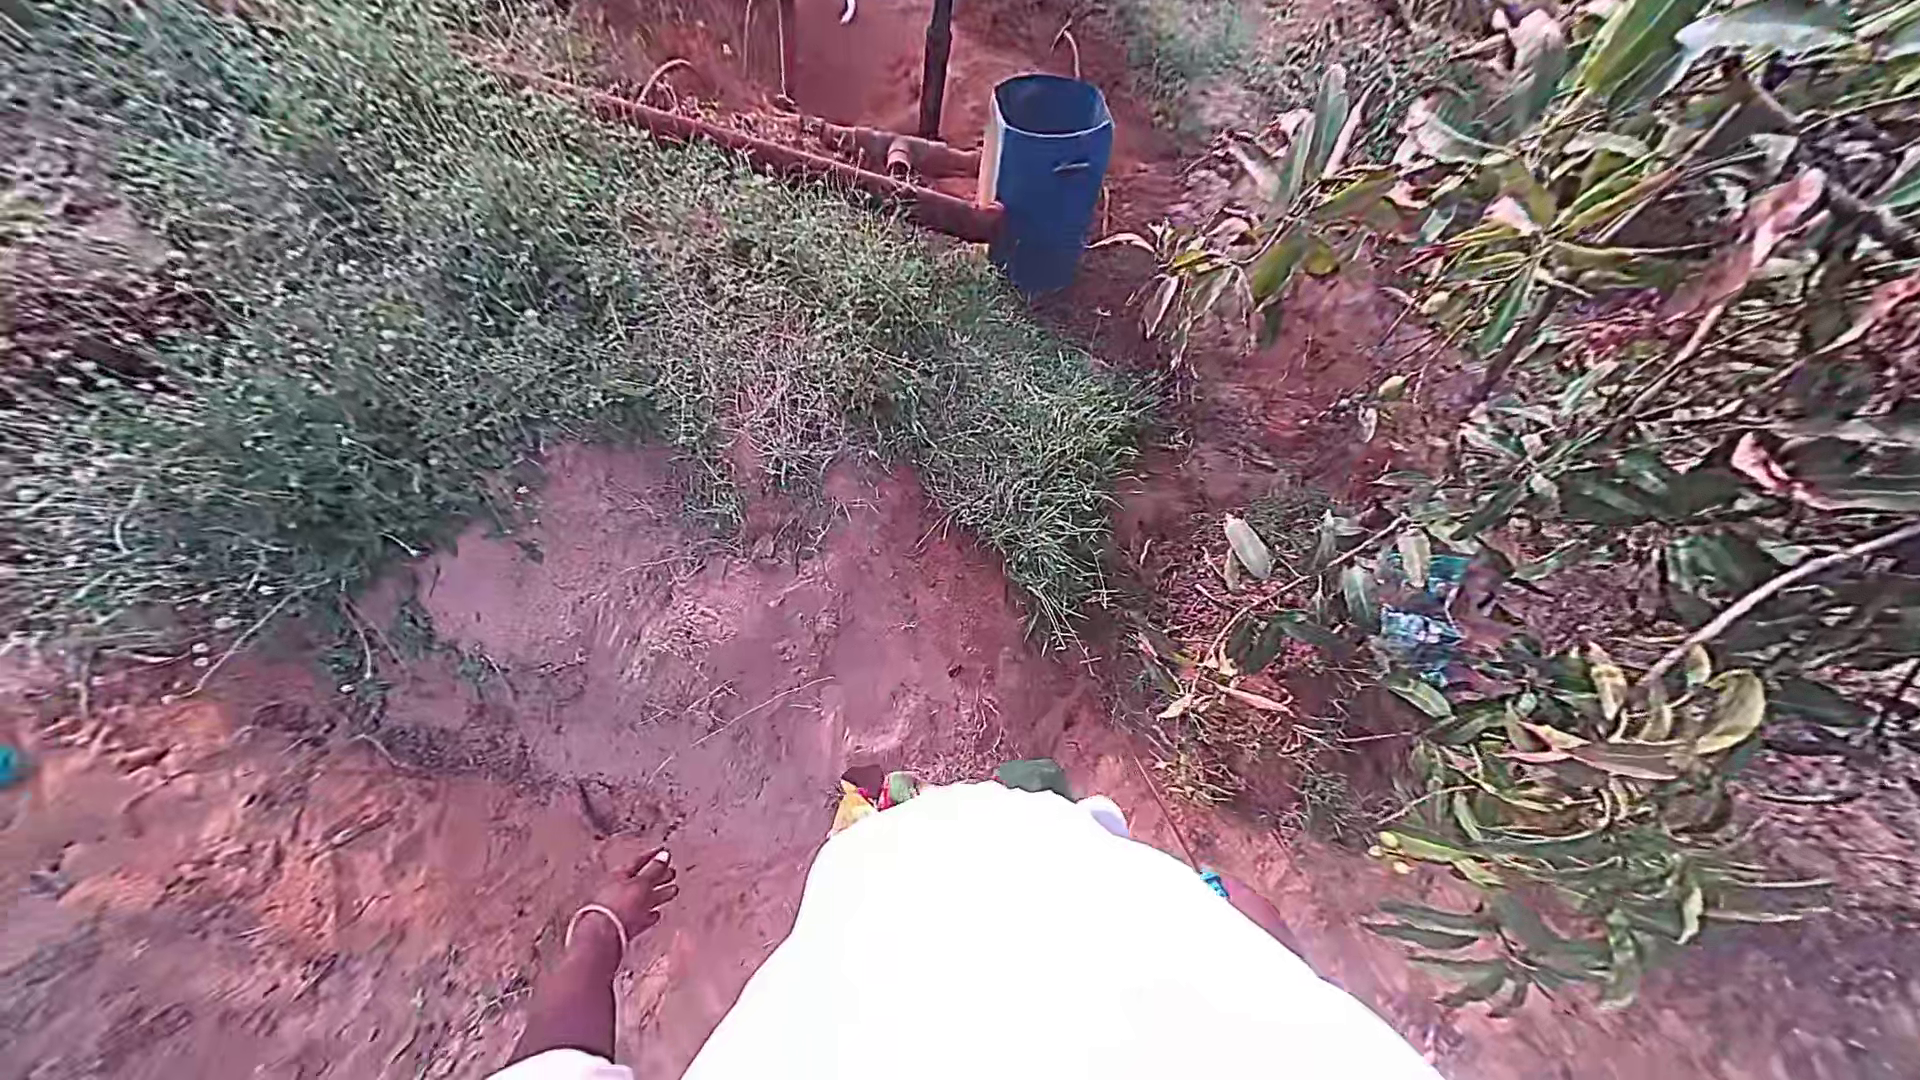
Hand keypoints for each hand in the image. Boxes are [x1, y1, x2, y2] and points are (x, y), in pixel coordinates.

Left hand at [586, 845, 678, 945]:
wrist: (602, 938)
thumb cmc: (618, 905)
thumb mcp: (641, 882)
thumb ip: (654, 869)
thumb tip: (664, 855)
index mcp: (618, 876)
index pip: (638, 861)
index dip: (653, 855)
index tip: (664, 851)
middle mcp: (617, 892)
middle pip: (641, 881)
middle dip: (658, 877)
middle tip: (672, 873)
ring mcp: (619, 910)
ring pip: (643, 899)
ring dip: (658, 895)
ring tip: (673, 891)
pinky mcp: (622, 928)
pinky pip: (638, 918)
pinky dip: (649, 915)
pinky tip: (656, 914)